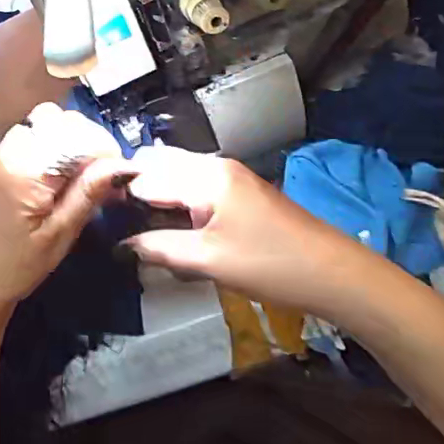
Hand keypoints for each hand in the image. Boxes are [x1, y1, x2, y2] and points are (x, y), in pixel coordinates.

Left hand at [0, 103, 131, 337]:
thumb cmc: (19, 264)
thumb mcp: (61, 234)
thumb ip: (89, 192)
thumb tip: (125, 164)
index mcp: (23, 170)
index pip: (74, 136)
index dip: (104, 150)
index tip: (119, 176)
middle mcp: (9, 151)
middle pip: (59, 120)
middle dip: (88, 140)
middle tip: (103, 175)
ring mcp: (1, 151)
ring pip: (46, 121)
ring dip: (71, 140)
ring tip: (83, 174)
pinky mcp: (0, 158)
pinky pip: (33, 134)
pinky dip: (54, 144)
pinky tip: (63, 173)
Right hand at [122, 145, 387, 316]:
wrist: (340, 277)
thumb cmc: (271, 264)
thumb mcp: (208, 260)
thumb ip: (159, 249)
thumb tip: (122, 245)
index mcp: (205, 175)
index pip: (146, 172)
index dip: (120, 192)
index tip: (102, 215)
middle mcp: (215, 167)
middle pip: (159, 166)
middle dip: (137, 191)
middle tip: (122, 225)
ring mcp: (230, 180)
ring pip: (176, 178)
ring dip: (158, 200)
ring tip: (144, 232)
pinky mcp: (240, 195)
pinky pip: (194, 190)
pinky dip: (178, 206)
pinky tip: (176, 234)